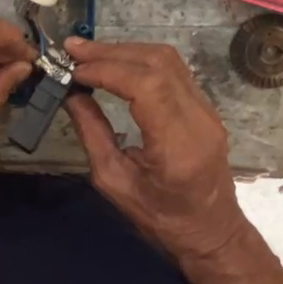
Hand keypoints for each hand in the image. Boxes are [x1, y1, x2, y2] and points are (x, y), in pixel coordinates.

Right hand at [61, 37, 248, 259]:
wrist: (210, 232)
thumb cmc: (160, 219)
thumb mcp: (114, 182)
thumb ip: (92, 133)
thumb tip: (71, 94)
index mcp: (177, 144)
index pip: (146, 85)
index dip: (106, 69)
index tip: (72, 70)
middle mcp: (199, 119)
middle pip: (158, 63)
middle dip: (111, 52)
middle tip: (72, 51)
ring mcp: (207, 111)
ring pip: (168, 60)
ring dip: (125, 51)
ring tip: (88, 54)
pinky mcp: (205, 108)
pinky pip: (173, 71)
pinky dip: (139, 61)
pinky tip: (114, 66)